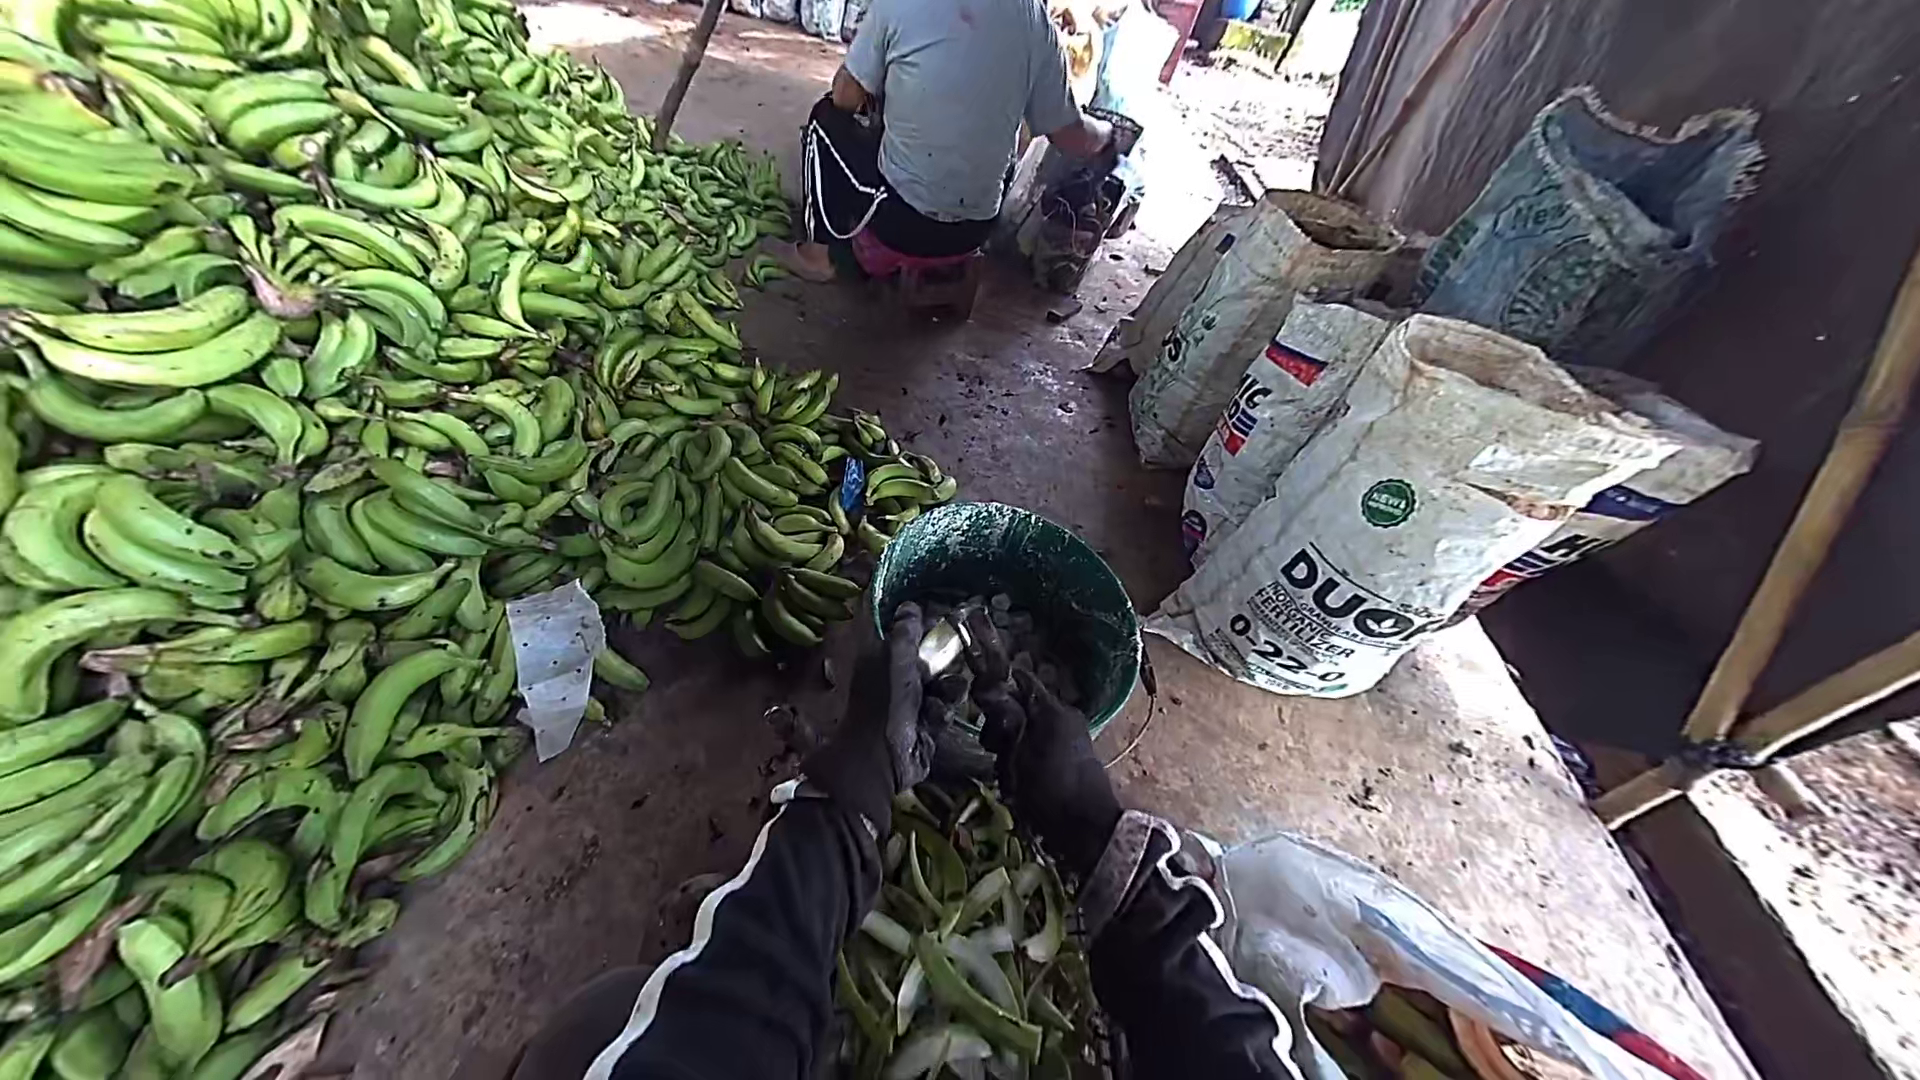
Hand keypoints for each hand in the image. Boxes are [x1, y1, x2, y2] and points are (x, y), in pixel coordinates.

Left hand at [803, 603, 929, 831]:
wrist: (882, 760)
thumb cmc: (884, 703)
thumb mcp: (895, 660)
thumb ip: (905, 632)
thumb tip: (910, 603)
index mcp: (882, 655)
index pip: (909, 629)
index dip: (926, 625)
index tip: (943, 623)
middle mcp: (897, 674)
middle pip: (933, 655)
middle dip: (943, 662)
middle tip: (941, 668)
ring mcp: (912, 699)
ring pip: (944, 682)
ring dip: (945, 691)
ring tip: (936, 701)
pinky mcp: (925, 722)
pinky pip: (944, 708)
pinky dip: (940, 713)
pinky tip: (932, 721)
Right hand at [972, 637, 1119, 876]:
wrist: (1088, 831)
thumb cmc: (1050, 790)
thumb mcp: (1019, 754)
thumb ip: (1006, 719)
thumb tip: (989, 689)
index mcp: (1053, 709)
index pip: (1020, 680)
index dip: (996, 686)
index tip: (978, 703)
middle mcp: (1065, 715)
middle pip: (1023, 706)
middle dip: (1002, 727)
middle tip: (992, 750)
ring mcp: (1071, 736)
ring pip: (1029, 729)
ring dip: (1012, 747)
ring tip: (1007, 775)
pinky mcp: (1072, 756)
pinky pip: (1040, 745)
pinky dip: (1026, 758)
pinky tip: (1018, 783)